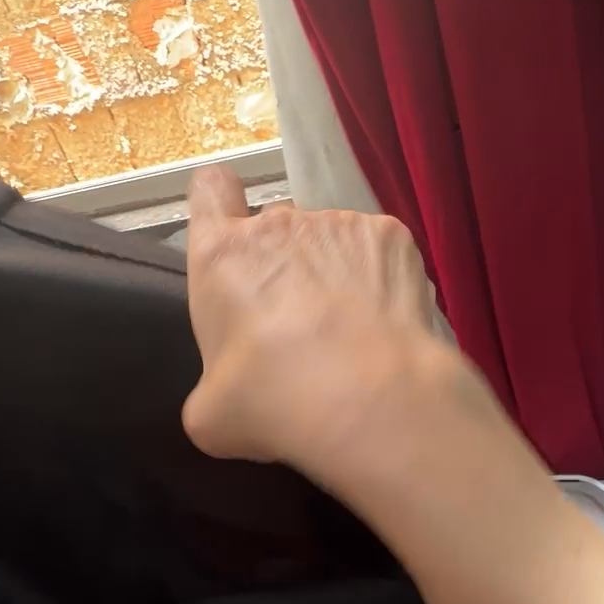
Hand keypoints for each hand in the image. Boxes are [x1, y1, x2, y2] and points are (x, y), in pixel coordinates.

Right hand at [181, 165, 472, 480]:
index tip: (234, 241)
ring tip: (354, 334)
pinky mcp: (393, 238)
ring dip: (338, 276)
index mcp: (223, 256)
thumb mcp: (213, 413)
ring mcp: (341, 225)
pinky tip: (387, 325)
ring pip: (334, 244)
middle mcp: (279, 224)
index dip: (220, 209)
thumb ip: (213, 388)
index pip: (210, 190)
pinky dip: (383, 281)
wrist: (368, 399)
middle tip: (302, 328)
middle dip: (287, 268)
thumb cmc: (276, 401)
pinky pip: (380, 253)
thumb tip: (229, 398)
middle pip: (279, 230)